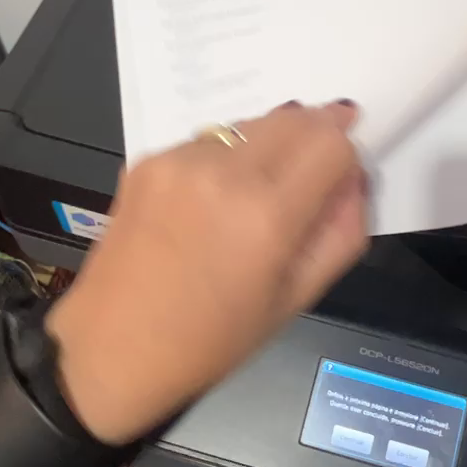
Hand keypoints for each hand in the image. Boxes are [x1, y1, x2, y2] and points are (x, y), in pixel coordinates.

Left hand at [46, 102, 368, 444]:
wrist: (114, 348)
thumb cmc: (212, 339)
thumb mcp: (297, 298)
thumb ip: (342, 231)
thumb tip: (353, 179)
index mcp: (267, 216)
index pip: (331, 141)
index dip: (347, 150)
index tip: (344, 167)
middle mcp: (223, 173)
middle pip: (295, 117)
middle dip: (316, 135)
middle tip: (313, 172)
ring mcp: (180, 161)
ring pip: (252, 124)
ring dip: (270, 145)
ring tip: (254, 197)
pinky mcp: (148, 160)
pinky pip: (210, 140)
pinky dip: (226, 158)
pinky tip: (211, 202)